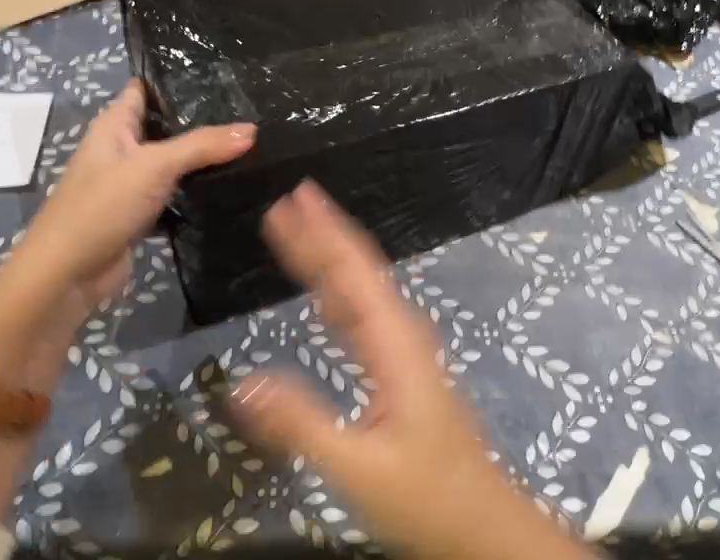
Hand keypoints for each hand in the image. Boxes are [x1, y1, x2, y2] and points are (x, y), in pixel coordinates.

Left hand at [0, 83, 252, 521]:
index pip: (147, 88)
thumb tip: (252, 129)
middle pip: (166, 125)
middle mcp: (121, 148)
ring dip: (203, 157)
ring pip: (174, 161)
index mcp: (114, 125)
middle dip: (202, 119)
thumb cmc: (100, 207)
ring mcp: (130, 182)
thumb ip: (203, 145)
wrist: (66, 277)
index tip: (224, 71)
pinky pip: (175, 193)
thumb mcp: (154, 167)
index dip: (178, 78)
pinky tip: (231, 184)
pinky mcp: (140, 214)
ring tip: (252, 143)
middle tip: (251, 109)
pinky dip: (197, 191)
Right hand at [226, 182, 595, 559]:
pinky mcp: (401, 369)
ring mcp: (404, 351)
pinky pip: (364, 316)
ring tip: (299, 228)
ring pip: (362, 290)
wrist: (480, 521)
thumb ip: (301, 423)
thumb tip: (240, 383)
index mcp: (395, 344)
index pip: (353, 274)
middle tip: (288, 199)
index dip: (324, 233)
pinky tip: (323, 293)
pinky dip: (339, 293)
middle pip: (358, 271)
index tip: (295, 197)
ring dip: (331, 256)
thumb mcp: (358, 466)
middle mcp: (402, 334)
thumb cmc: (425, 494)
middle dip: (324, 233)